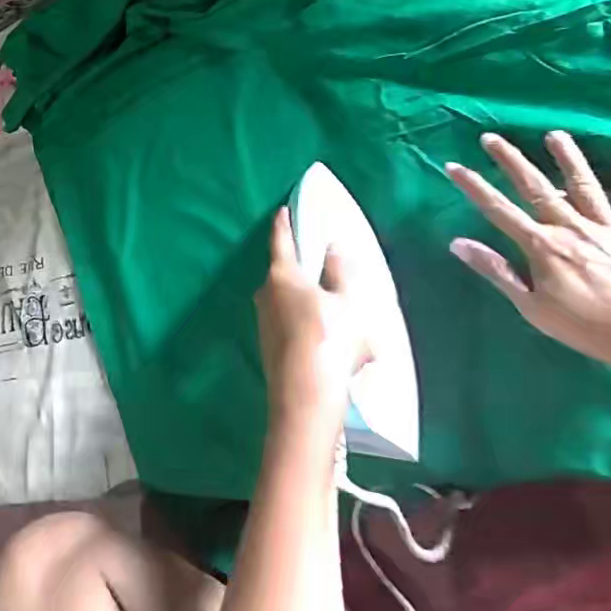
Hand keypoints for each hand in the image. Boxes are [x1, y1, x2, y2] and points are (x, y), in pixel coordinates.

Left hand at [255, 207, 370, 436]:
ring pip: (291, 304)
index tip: (282, 209)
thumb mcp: (346, 301)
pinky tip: (336, 347)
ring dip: (313, 306)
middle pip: (286, 274)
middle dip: (306, 273)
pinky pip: (293, 327)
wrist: (305, 400)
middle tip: (329, 273)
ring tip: (342, 318)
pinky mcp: (269, 347)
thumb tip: (332, 249)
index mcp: (282, 275)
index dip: (283, 222)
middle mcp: (265, 294)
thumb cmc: (328, 340)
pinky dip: (312, 328)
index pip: (280, 239)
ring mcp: (264, 323)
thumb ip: (339, 272)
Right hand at [445, 131, 610, 381]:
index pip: (499, 209)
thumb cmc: (595, 331)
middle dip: (510, 160)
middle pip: (536, 187)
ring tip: (555, 135)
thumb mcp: (535, 309)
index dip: (474, 187)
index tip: (453, 165)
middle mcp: (573, 227)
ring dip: (568, 158)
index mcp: (544, 246)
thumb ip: (498, 273)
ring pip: (584, 185)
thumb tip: (458, 244)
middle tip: (491, 137)